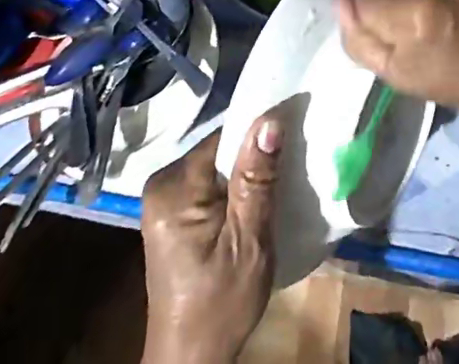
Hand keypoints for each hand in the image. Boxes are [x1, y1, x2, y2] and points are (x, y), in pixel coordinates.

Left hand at [140, 115, 279, 363]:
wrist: (192, 357)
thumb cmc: (221, 303)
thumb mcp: (249, 240)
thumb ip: (257, 178)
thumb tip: (270, 120)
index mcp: (175, 188)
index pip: (224, 137)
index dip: (260, 133)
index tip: (296, 133)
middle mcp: (162, 183)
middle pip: (220, 147)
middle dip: (254, 154)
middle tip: (293, 160)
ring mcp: (164, 198)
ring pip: (217, 163)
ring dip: (247, 169)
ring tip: (280, 176)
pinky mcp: (173, 212)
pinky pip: (210, 180)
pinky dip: (235, 185)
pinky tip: (256, 197)